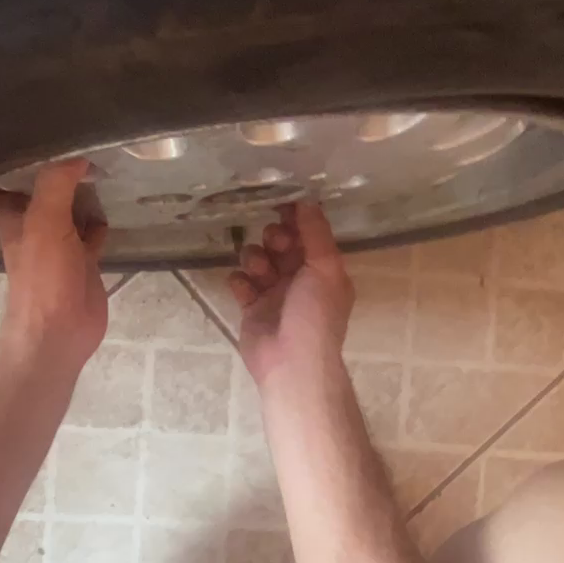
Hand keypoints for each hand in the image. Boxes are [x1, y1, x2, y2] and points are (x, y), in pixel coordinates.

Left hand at [0, 159, 108, 370]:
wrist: (60, 331)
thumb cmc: (43, 277)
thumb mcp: (45, 221)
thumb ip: (56, 185)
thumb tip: (78, 157)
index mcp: (15, 218)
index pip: (11, 181)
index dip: (21, 161)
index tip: (41, 135)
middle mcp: (34, 229)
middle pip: (44, 194)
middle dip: (57, 173)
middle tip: (80, 142)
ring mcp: (60, 246)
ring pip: (71, 212)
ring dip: (82, 195)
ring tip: (102, 163)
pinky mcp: (84, 262)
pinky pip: (93, 235)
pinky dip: (102, 222)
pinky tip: (115, 204)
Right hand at [229, 202, 354, 386]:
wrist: (291, 362)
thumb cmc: (314, 314)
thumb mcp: (325, 268)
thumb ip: (316, 233)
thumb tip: (308, 200)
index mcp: (324, 270)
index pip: (309, 235)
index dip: (297, 219)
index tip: (282, 204)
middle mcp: (300, 280)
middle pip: (282, 245)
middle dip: (274, 238)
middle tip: (273, 242)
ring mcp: (274, 295)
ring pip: (258, 261)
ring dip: (255, 258)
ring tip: (258, 270)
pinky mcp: (251, 309)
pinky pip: (241, 284)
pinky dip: (239, 281)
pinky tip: (242, 286)